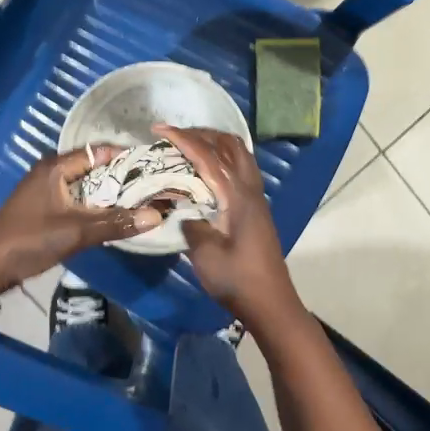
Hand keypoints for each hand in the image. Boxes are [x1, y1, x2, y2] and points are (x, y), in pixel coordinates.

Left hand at [0, 147, 162, 294]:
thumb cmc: (29, 241)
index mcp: (55, 167)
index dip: (126, 157)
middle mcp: (51, 172)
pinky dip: (97, 204)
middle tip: (153, 185)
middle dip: (122, 176)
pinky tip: (114, 215)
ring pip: (87, 185)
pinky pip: (78, 198)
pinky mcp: (46, 208)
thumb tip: (157, 215)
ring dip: (110, 192)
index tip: (154, 166)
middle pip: (95, 167)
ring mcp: (47, 190)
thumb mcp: (76, 232)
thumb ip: (116, 223)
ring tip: (141, 200)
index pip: (99, 151)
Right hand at [153, 124, 303, 332]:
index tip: (160, 129)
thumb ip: (190, 223)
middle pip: (230, 145)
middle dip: (202, 134)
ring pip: (240, 155)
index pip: (209, 156)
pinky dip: (224, 159)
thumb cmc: (236, 279)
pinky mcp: (257, 208)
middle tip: (175, 136)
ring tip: (190, 147)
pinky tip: (207, 172)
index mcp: (237, 195)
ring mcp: (257, 197)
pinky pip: (242, 169)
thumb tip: (181, 209)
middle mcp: (250, 189)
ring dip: (216, 144)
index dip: (184, 139)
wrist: (270, 301)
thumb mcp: (205, 253)